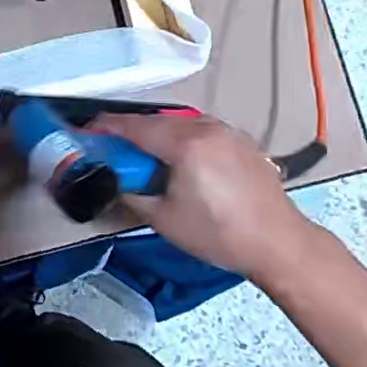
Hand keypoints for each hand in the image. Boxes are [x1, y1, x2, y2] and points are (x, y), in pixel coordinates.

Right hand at [90, 112, 321, 281]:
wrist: (280, 245)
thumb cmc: (219, 234)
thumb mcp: (163, 219)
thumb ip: (131, 193)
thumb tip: (112, 180)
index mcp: (184, 144)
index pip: (133, 126)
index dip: (105, 126)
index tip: (86, 131)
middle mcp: (205, 128)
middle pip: (155, 121)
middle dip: (130, 131)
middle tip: (112, 147)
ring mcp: (226, 131)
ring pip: (178, 123)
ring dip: (156, 134)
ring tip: (145, 155)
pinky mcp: (240, 140)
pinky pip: (199, 130)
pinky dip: (180, 137)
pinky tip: (179, 159)